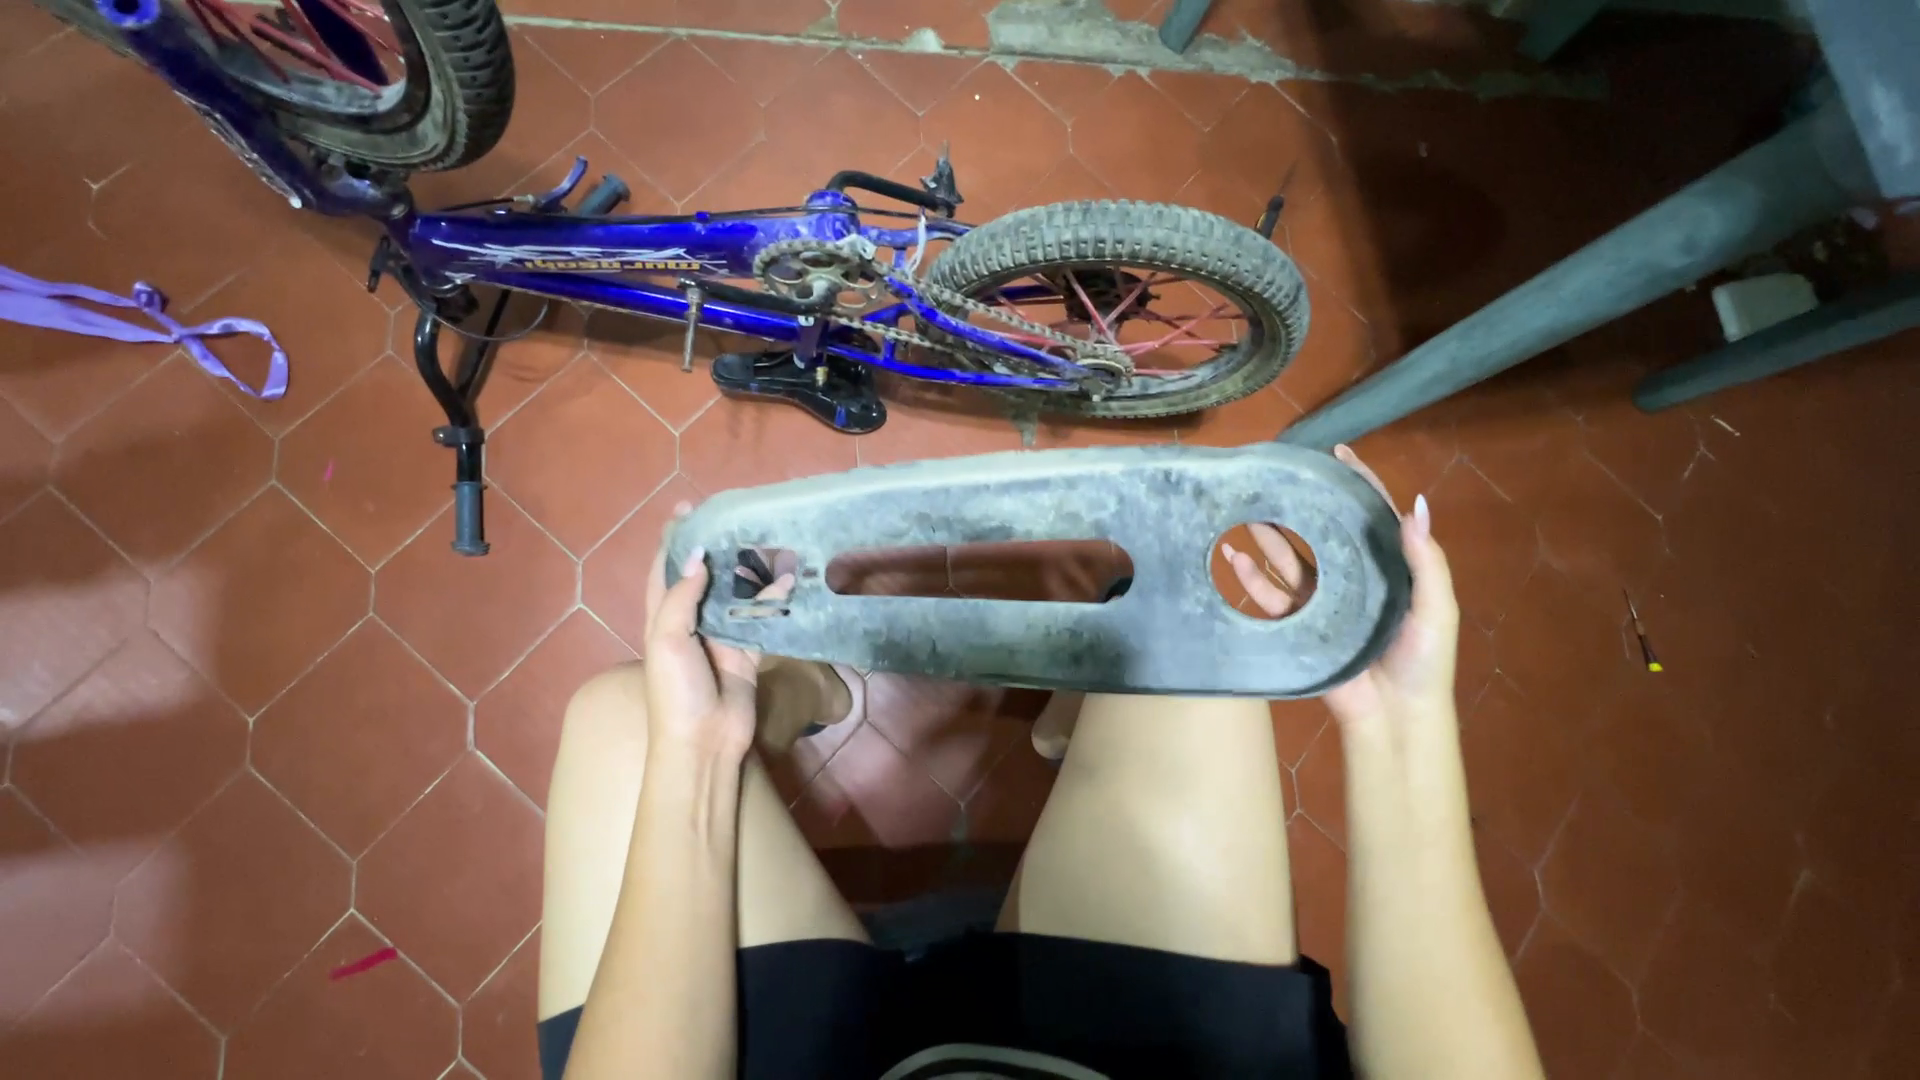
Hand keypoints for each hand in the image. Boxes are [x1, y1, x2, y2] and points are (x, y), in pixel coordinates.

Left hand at [642, 505, 793, 759]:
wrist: (704, 740)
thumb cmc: (676, 690)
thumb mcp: (667, 639)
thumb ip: (681, 596)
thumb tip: (698, 555)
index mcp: (663, 617)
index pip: (665, 568)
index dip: (674, 538)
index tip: (688, 508)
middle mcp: (692, 621)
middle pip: (704, 575)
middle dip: (716, 547)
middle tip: (738, 518)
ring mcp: (721, 635)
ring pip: (735, 593)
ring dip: (748, 569)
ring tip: (765, 539)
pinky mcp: (748, 649)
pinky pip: (762, 617)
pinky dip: (774, 600)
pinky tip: (789, 579)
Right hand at [1222, 444, 1458, 728]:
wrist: (1395, 714)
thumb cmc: (1422, 661)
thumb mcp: (1436, 609)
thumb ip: (1427, 562)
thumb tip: (1413, 507)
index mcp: (1385, 567)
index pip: (1370, 516)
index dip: (1357, 483)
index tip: (1338, 452)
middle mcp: (1350, 575)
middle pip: (1319, 532)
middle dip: (1297, 507)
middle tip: (1274, 481)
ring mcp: (1321, 599)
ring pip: (1288, 559)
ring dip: (1266, 537)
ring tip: (1243, 513)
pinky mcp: (1299, 623)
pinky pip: (1270, 595)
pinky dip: (1250, 577)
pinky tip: (1233, 557)